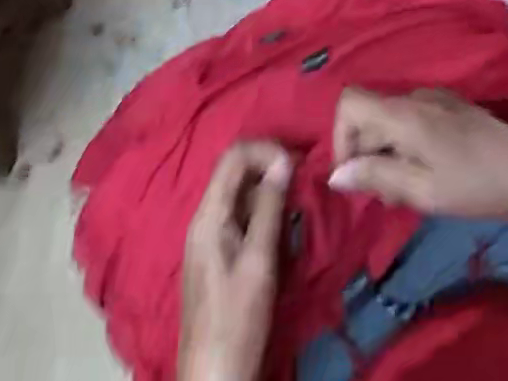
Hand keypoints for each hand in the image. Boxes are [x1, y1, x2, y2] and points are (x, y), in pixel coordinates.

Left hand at [179, 141, 289, 380]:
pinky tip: (283, 228)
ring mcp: (209, 236)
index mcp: (208, 216)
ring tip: (297, 206)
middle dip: (270, 166)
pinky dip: (264, 210)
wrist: (214, 379)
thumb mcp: (260, 260)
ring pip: (241, 192)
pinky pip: (241, 214)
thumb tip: (284, 160)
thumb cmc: (238, 320)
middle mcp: (203, 218)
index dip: (266, 149)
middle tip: (303, 182)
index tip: (296, 165)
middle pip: (235, 170)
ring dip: (270, 189)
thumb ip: (269, 207)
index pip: (234, 155)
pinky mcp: (218, 253)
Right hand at [328, 88, 507, 222]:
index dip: (340, 137)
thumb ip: (376, 177)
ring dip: (388, 155)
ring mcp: (438, 100)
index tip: (354, 176)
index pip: (350, 102)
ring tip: (408, 193)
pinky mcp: (454, 110)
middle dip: (366, 155)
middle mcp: (417, 97)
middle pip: (370, 115)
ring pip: (392, 121)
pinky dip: (408, 147)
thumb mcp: (422, 190)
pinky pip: (414, 121)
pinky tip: (427, 176)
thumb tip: (335, 174)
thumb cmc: (477, 185)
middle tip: (386, 198)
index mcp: (405, 113)